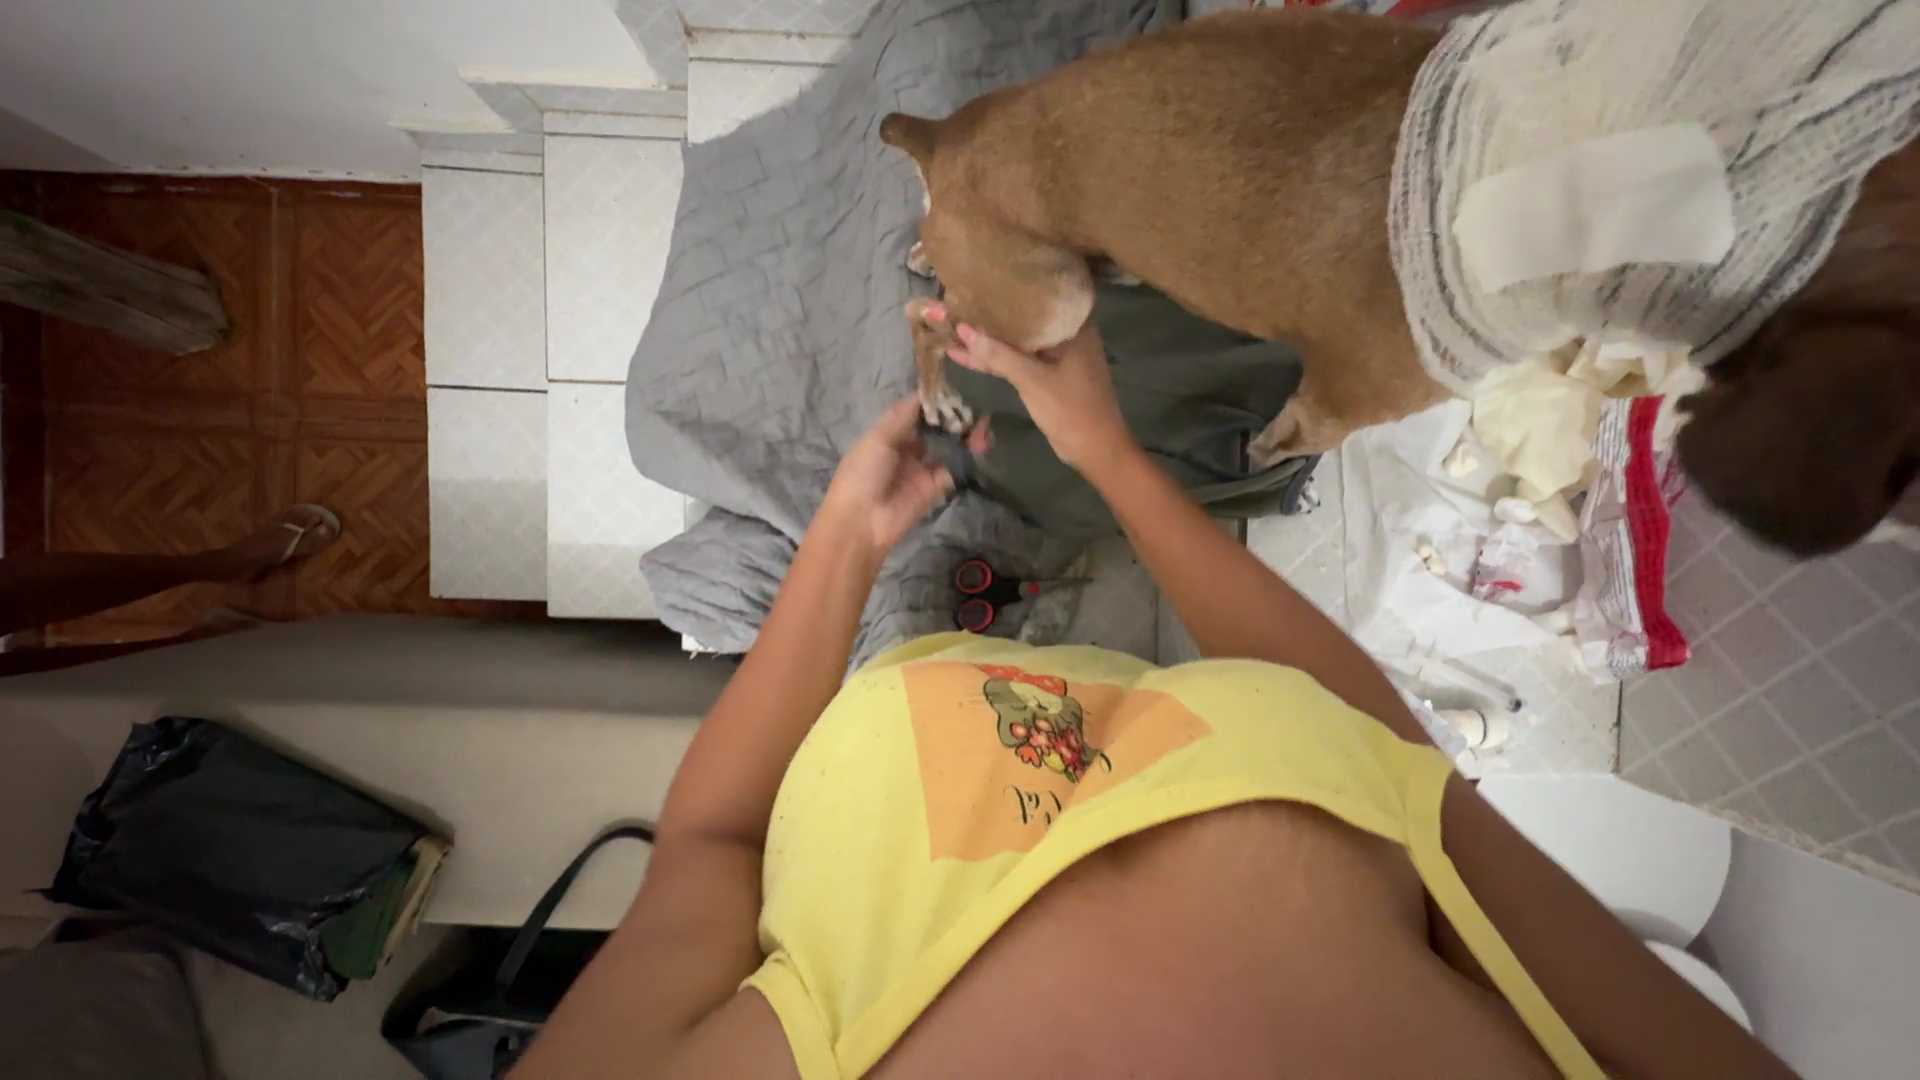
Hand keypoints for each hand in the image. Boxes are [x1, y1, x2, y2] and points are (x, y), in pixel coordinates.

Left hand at [821, 397, 989, 554]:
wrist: (862, 521)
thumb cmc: (863, 473)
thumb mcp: (878, 438)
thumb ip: (903, 416)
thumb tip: (924, 392)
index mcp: (889, 432)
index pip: (916, 411)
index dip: (934, 400)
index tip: (955, 388)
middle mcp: (907, 447)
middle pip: (936, 427)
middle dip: (954, 416)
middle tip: (975, 407)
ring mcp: (923, 467)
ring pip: (949, 446)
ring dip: (965, 434)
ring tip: (982, 425)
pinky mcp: (936, 487)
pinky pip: (955, 468)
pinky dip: (967, 456)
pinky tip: (978, 444)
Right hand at [938, 308, 1135, 475]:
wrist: (1095, 449)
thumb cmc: (1072, 410)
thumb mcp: (1033, 381)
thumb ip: (999, 355)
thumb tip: (963, 330)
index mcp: (1072, 324)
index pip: (1033, 295)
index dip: (1002, 289)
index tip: (972, 279)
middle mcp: (1063, 332)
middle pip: (1021, 317)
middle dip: (987, 314)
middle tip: (952, 300)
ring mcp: (1053, 354)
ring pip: (1014, 340)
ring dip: (986, 339)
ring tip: (948, 324)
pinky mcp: (1045, 373)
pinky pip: (1015, 359)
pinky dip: (994, 359)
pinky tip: (962, 354)